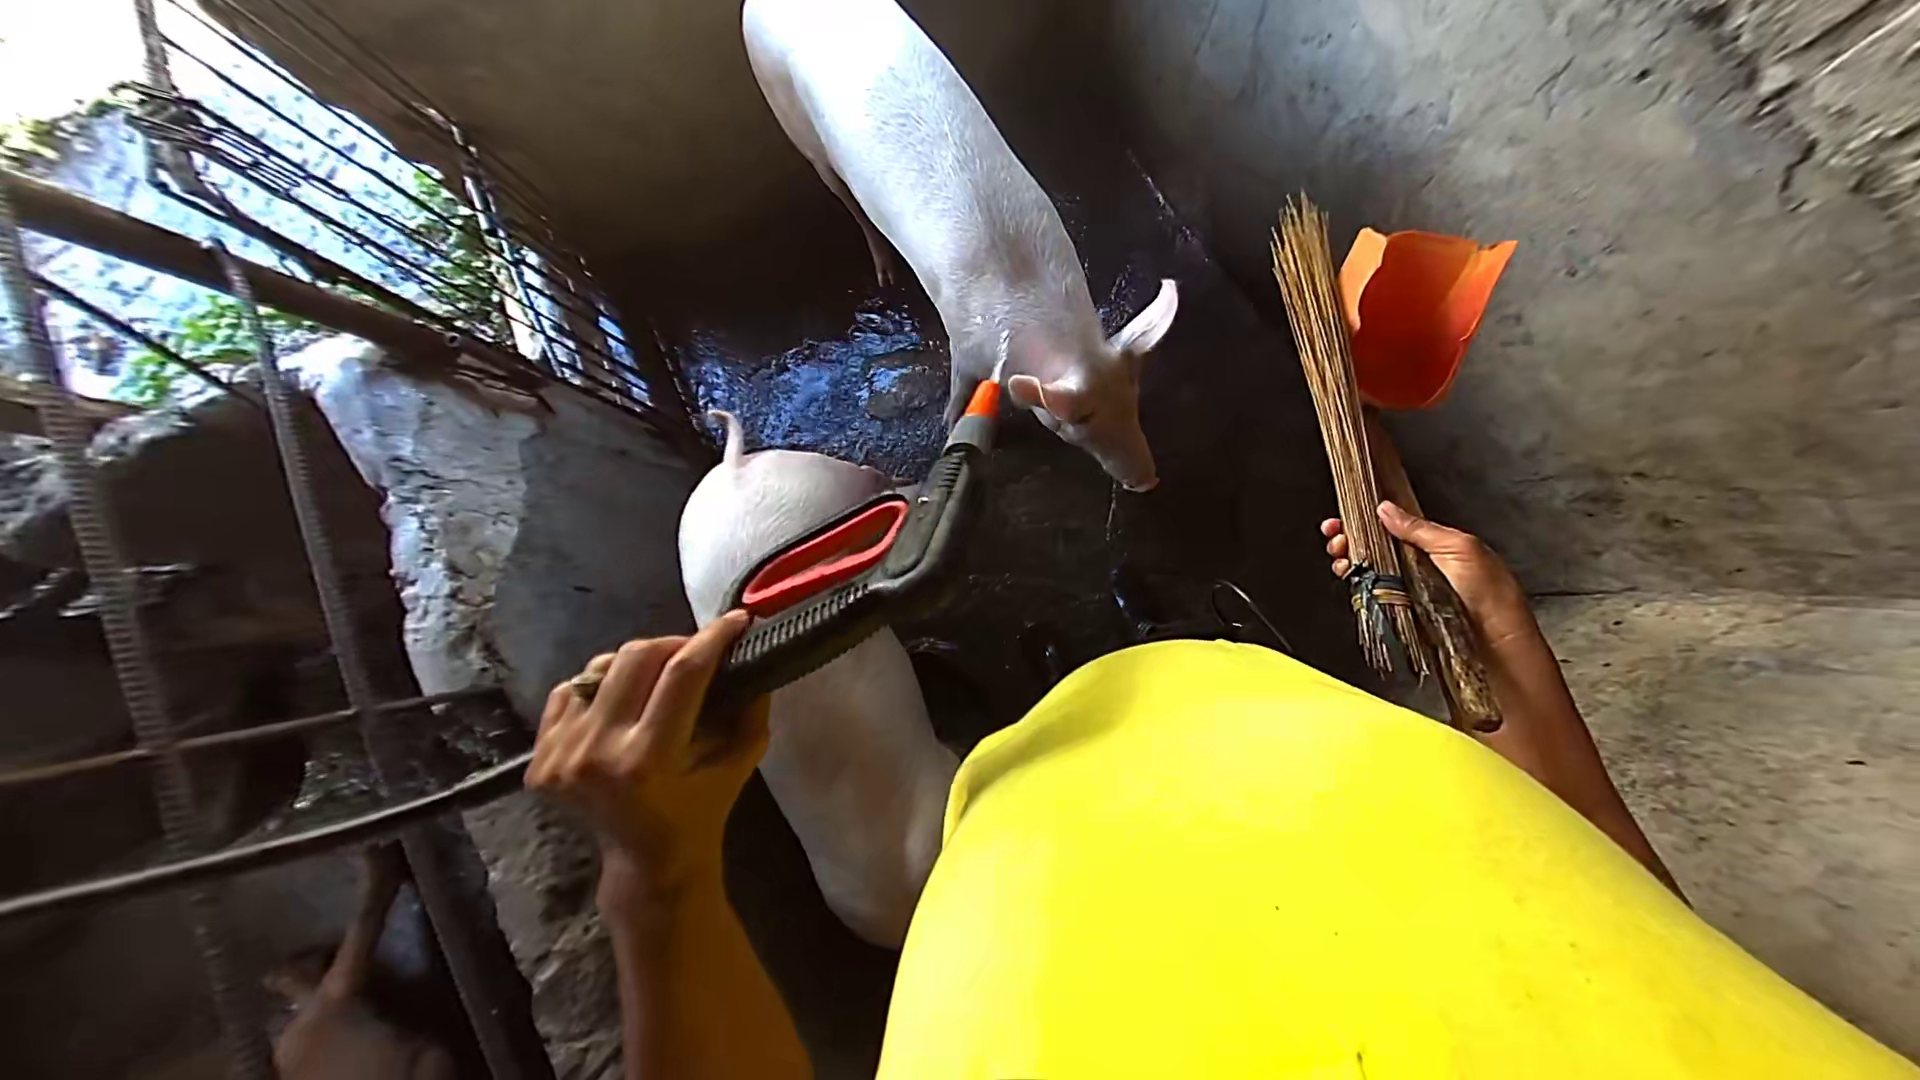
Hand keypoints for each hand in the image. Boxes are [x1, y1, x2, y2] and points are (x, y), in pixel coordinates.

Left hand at [527, 611, 769, 892]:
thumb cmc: (704, 809)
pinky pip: (570, 690)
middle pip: (636, 657)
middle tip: (698, 651)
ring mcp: (560, 756)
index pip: (683, 673)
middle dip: (676, 643)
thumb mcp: (742, 759)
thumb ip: (752, 706)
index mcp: (649, 759)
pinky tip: (622, 703)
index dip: (714, 637)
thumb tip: (750, 652)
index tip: (738, 620)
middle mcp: (596, 753)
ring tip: (659, 677)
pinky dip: (602, 685)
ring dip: (638, 663)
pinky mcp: (539, 760)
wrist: (646, 862)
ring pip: (600, 666)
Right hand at [1320, 501, 1534, 648]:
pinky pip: (1362, 589)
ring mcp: (1399, 587)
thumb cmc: (1490, 596)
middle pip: (1369, 544)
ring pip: (1361, 566)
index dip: (1365, 519)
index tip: (1345, 515)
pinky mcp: (1390, 608)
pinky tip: (1347, 572)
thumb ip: (1420, 528)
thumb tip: (1386, 509)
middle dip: (1346, 535)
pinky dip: (1350, 578)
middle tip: (1333, 532)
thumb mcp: (1460, 548)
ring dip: (1343, 555)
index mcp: (1430, 547)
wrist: (1492, 644)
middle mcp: (1411, 565)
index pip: (1389, 527)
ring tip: (1340, 552)